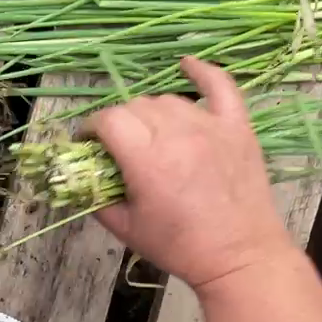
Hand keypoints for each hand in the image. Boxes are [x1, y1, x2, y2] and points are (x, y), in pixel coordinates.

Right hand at [88, 56, 295, 292]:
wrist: (238, 255)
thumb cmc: (178, 246)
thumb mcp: (125, 228)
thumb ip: (97, 198)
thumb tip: (82, 177)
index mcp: (146, 160)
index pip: (108, 121)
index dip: (89, 129)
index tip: (86, 144)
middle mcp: (178, 135)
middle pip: (134, 107)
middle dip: (116, 123)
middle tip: (114, 146)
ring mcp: (211, 127)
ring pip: (167, 100)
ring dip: (148, 112)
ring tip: (145, 133)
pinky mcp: (237, 128)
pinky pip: (220, 86)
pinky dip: (201, 72)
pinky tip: (185, 65)